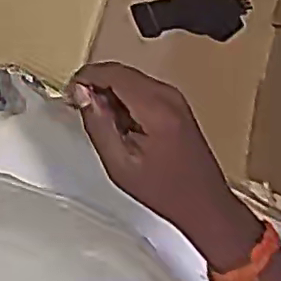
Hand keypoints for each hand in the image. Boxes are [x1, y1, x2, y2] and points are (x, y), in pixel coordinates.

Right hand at [68, 62, 260, 267]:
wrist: (208, 209)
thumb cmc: (165, 192)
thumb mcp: (119, 163)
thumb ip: (96, 122)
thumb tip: (80, 91)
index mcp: (155, 108)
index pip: (110, 73)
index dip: (84, 78)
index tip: (71, 94)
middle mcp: (167, 95)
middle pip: (118, 71)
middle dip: (95, 83)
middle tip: (80, 104)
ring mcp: (174, 97)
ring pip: (127, 77)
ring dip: (108, 89)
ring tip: (101, 118)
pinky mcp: (176, 102)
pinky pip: (140, 86)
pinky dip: (123, 95)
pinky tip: (121, 121)